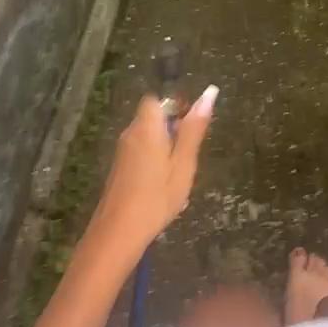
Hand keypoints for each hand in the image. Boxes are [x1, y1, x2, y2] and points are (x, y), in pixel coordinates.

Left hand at [84, 88, 216, 262]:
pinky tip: (162, 186)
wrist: (118, 233)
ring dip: (164, 147)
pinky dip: (154, 161)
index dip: (174, 106)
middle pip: (152, 117)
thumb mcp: (183, 164)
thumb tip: (209, 93)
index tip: (189, 126)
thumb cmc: (156, 197)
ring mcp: (122, 151)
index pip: (156, 99)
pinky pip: (141, 152)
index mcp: (146, 127)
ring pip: (148, 136)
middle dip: (172, 129)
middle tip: (187, 156)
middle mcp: (130, 133)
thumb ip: (194, 129)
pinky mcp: (119, 168)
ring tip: (177, 174)